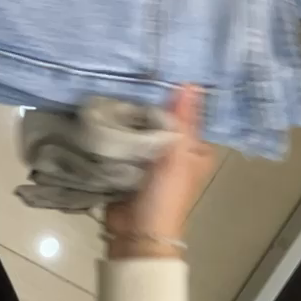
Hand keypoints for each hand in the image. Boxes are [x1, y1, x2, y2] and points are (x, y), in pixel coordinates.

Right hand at [105, 87, 218, 259]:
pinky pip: (122, 141)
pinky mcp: (126, 163)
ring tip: (112, 86)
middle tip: (128, 73)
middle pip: (161, 119)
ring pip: (140, 129)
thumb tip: (192, 82)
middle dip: (146, 103)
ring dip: (129, 116)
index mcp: (196, 150)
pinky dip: (116, 131)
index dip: (174, 94)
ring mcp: (149, 158)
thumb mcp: (178, 155)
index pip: (186, 114)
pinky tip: (104, 111)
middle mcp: (175, 152)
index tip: (156, 68)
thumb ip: (182, 119)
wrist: (135, 232)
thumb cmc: (165, 194)